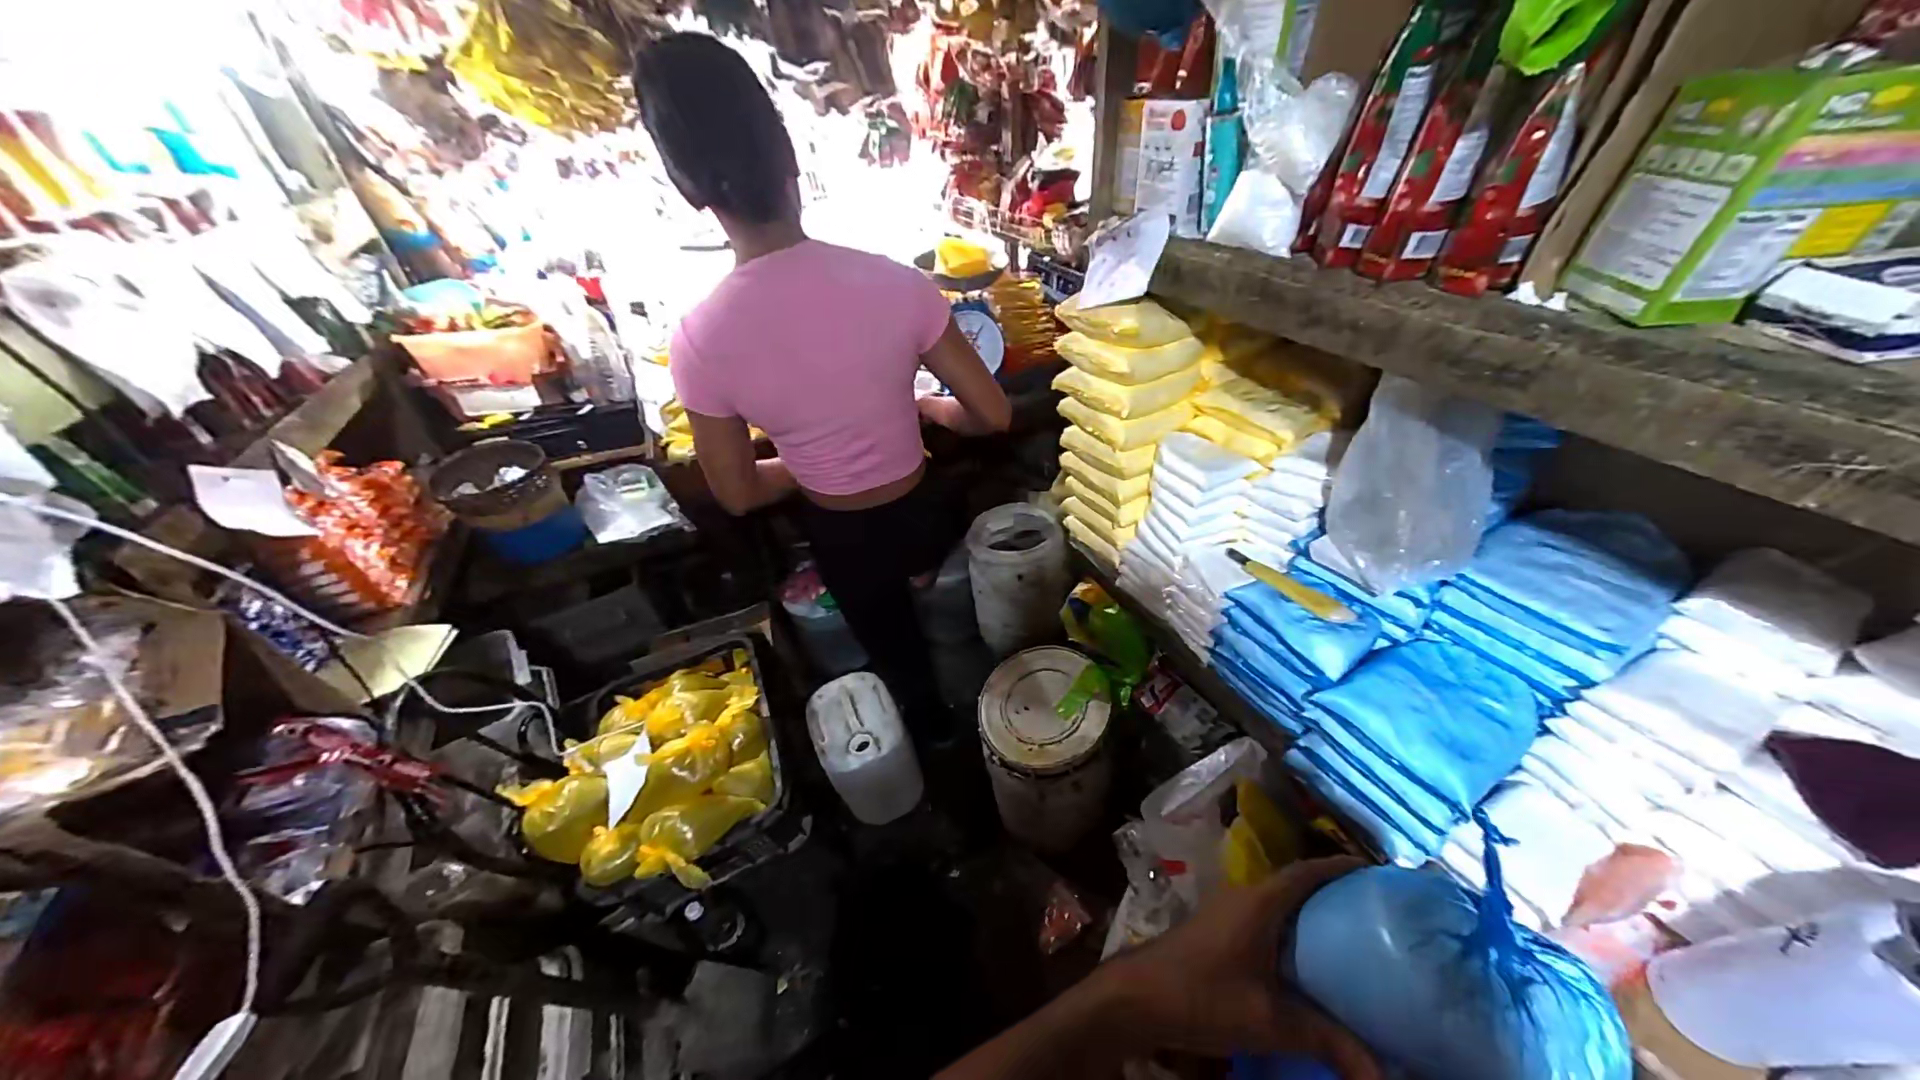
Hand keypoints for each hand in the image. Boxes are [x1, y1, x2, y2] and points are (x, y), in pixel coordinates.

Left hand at [1095, 857, 1382, 1079]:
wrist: (1138, 995)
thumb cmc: (1203, 994)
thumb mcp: (1270, 1020)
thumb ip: (1328, 1041)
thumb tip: (1383, 1075)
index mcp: (1257, 901)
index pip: (1305, 872)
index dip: (1339, 867)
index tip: (1374, 872)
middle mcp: (1242, 896)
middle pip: (1293, 884)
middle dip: (1330, 892)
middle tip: (1374, 911)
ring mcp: (1225, 912)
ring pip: (1276, 902)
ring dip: (1307, 912)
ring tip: (1349, 935)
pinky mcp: (1216, 931)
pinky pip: (1262, 919)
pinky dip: (1288, 929)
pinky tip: (1305, 960)